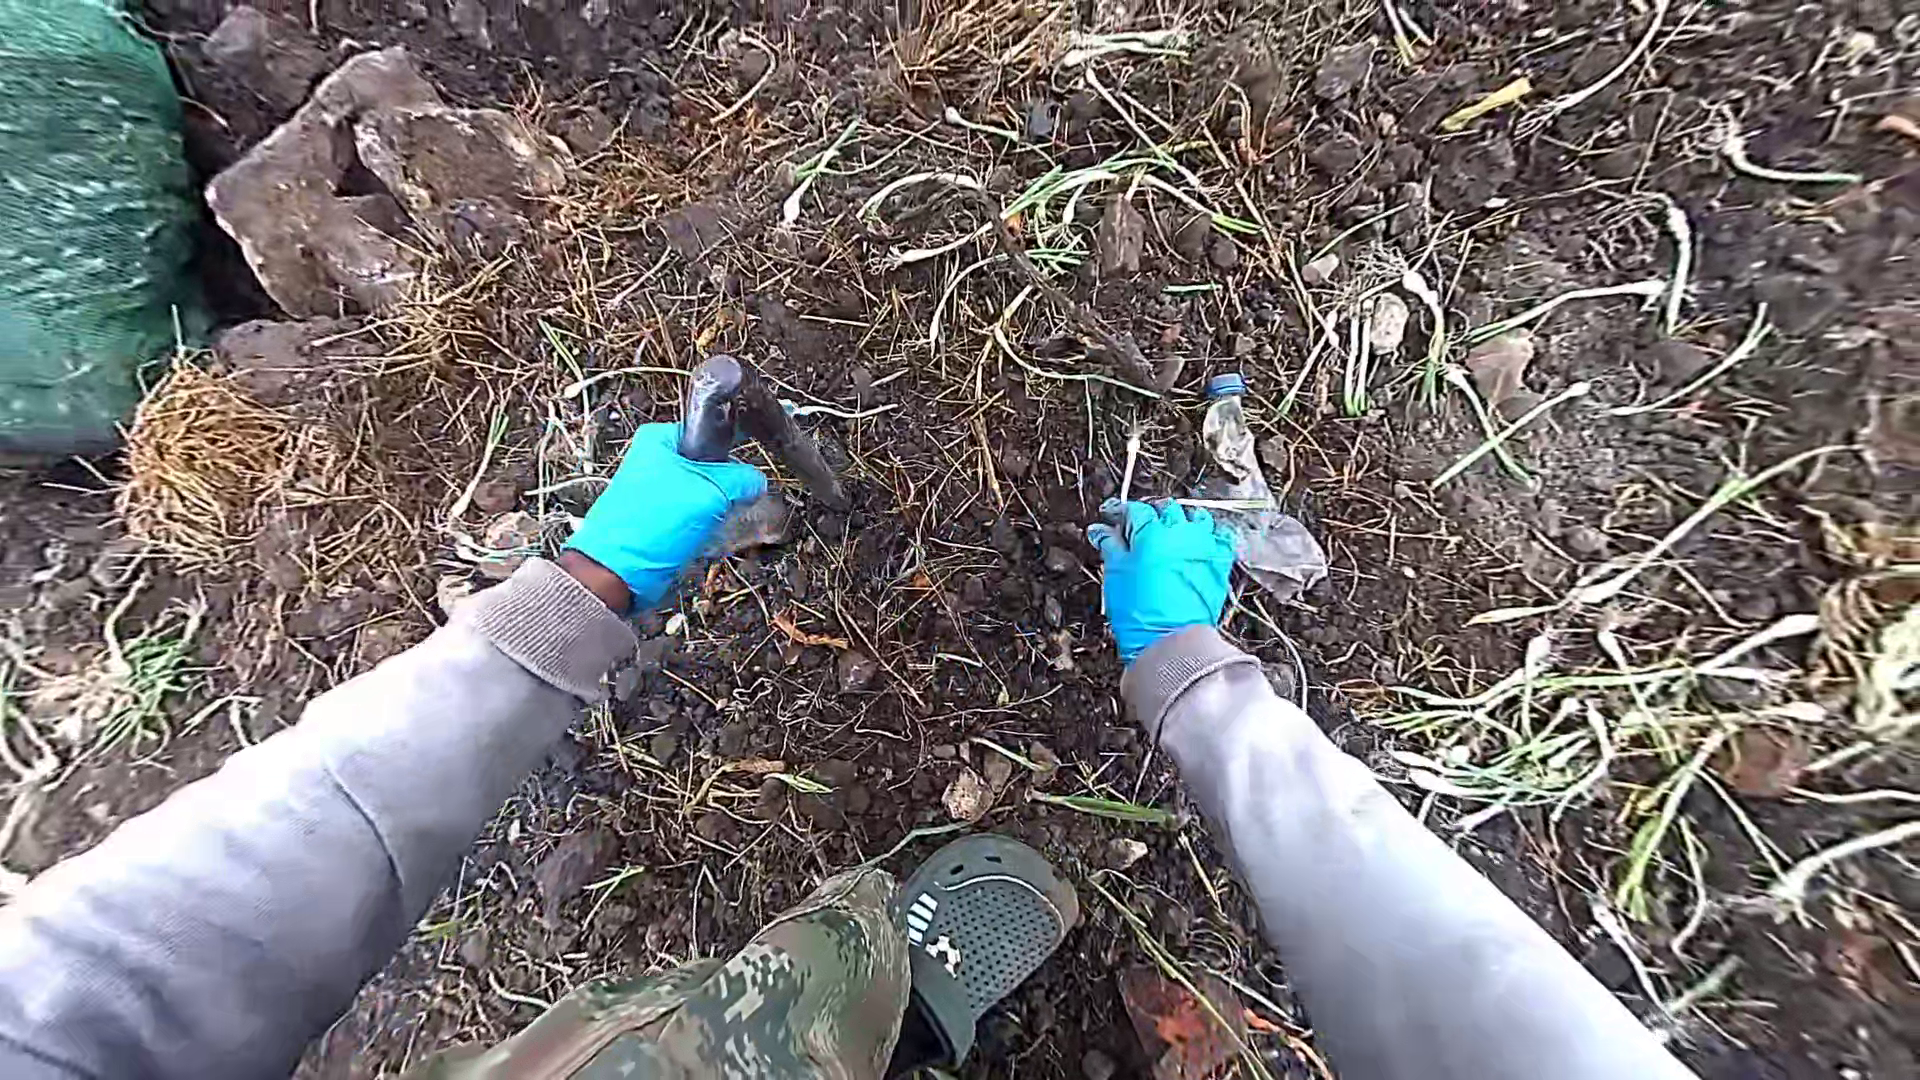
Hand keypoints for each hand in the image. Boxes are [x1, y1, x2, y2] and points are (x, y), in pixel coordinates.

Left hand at [563, 423, 767, 610]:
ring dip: (715, 511)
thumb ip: (741, 480)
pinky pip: (696, 517)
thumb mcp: (709, 491)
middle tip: (725, 503)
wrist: (620, 571)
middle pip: (711, 468)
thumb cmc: (649, 525)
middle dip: (724, 489)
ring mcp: (657, 491)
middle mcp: (655, 461)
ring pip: (706, 495)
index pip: (710, 436)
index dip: (731, 456)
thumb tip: (757, 480)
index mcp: (659, 440)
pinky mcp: (661, 517)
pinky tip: (700, 535)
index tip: (742, 475)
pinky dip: (704, 526)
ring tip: (708, 524)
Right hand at [1086, 499, 1234, 665]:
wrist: (1171, 641)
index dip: (1120, 511)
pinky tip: (1198, 543)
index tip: (1112, 516)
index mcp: (1151, 532)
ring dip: (1183, 520)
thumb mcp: (1116, 573)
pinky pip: (1220, 538)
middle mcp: (1181, 533)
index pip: (1135, 510)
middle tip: (1139, 527)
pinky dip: (1209, 536)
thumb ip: (1110, 545)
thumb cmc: (1140, 611)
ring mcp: (1203, 546)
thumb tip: (1102, 530)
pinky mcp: (1219, 563)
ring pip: (1196, 517)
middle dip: (1151, 513)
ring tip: (1171, 532)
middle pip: (1166, 509)